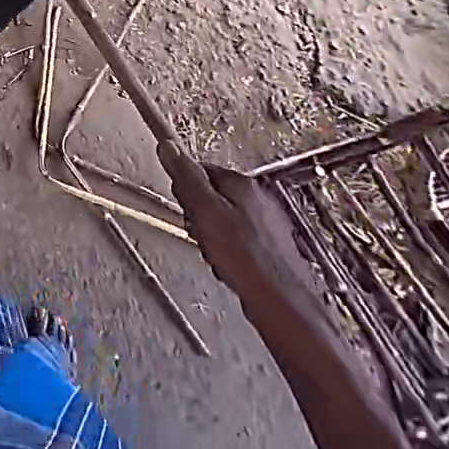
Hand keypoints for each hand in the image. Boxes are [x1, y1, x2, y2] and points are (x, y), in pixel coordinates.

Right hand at [157, 142, 304, 298]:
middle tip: (199, 230)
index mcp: (243, 184)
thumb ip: (186, 177)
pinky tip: (228, 261)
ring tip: (214, 249)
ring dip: (213, 232)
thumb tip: (169, 146)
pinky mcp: (273, 246)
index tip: (184, 205)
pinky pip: (239, 237)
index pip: (201, 170)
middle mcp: (260, 198)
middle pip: (213, 193)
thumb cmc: (244, 257)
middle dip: (200, 212)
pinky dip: (230, 248)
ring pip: (225, 217)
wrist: (279, 301)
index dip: (185, 189)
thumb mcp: (204, 210)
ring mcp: (269, 223)